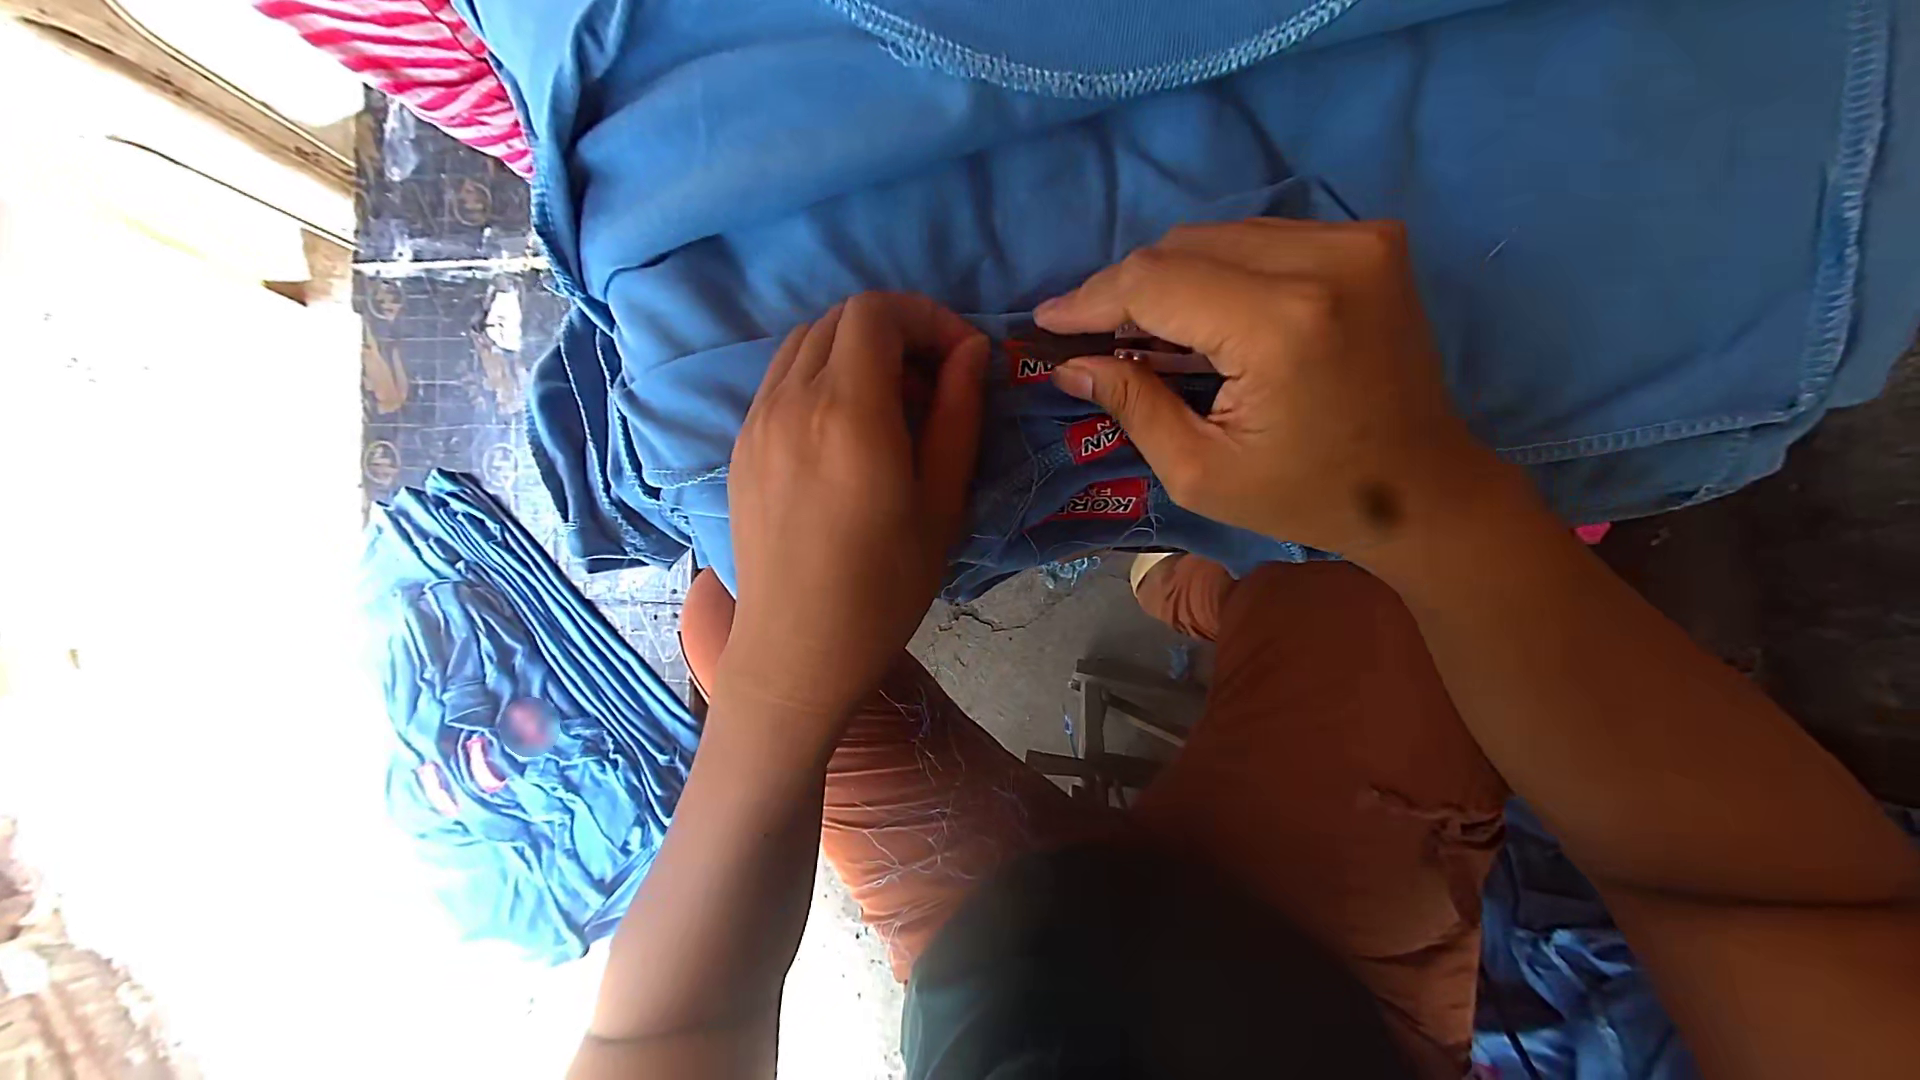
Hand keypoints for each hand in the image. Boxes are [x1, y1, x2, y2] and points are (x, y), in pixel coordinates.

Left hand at [723, 292, 987, 721]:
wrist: (798, 649)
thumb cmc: (884, 587)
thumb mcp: (942, 503)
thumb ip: (958, 415)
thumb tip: (971, 352)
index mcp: (848, 412)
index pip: (877, 312)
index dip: (927, 318)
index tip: (960, 358)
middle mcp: (791, 400)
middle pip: (841, 318)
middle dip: (897, 333)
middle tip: (932, 387)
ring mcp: (756, 420)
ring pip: (806, 343)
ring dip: (856, 352)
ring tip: (890, 409)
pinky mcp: (740, 445)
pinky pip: (781, 379)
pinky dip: (821, 377)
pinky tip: (844, 431)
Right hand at [1035, 219, 1498, 558]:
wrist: (1422, 488)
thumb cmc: (1304, 496)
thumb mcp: (1198, 471)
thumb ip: (1131, 406)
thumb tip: (1069, 366)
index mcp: (1280, 326)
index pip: (1154, 283)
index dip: (1090, 299)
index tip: (1046, 320)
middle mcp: (1324, 260)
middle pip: (1181, 247)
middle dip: (1121, 290)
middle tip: (1086, 333)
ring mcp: (1356, 240)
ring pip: (1216, 235)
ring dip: (1164, 279)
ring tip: (1132, 329)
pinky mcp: (1368, 241)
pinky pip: (1257, 238)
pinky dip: (1211, 270)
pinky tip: (1191, 314)